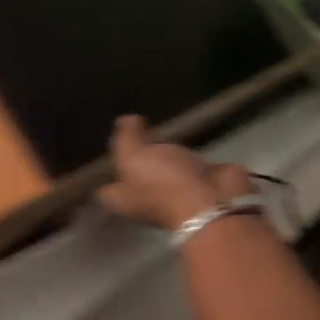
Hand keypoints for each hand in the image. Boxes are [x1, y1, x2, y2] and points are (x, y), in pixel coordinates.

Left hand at [96, 115, 253, 231]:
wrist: (212, 198)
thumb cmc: (164, 183)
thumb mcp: (135, 157)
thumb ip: (127, 139)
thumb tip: (124, 120)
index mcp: (122, 199)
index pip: (106, 184)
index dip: (106, 167)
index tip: (112, 146)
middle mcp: (145, 199)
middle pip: (136, 176)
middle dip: (138, 158)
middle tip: (140, 131)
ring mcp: (174, 191)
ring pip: (164, 170)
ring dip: (166, 155)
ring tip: (165, 129)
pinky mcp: (200, 182)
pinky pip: (189, 164)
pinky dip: (190, 153)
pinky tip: (190, 137)